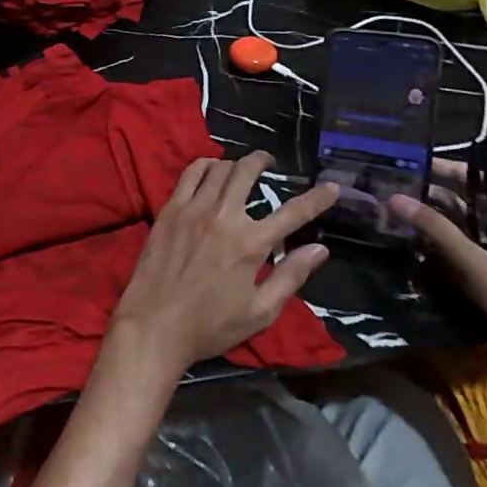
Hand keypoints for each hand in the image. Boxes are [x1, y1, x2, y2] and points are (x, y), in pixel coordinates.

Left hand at [113, 152, 338, 373]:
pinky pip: (190, 173)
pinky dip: (205, 165)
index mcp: (251, 243)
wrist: (154, 325)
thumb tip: (320, 250)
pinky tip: (210, 170)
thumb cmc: (210, 325)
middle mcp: (224, 216)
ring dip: (235, 163)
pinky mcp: (170, 209)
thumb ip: (290, 276)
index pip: (293, 212)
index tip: (332, 187)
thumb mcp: (259, 312)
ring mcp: (194, 208)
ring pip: (219, 169)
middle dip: (263, 161)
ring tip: (240, 167)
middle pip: (248, 172)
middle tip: (269, 162)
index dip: (317, 198)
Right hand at [388, 170, 486, 397]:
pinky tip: (422, 251)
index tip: (411, 164)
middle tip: (398, 190)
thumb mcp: (484, 270)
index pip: (483, 184)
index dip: (449, 171)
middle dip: (439, 199)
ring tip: (402, 215)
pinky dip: (450, 252)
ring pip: (473, 235)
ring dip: (442, 227)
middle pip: (476, 208)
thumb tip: (396, 198)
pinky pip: (474, 259)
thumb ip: (440, 233)